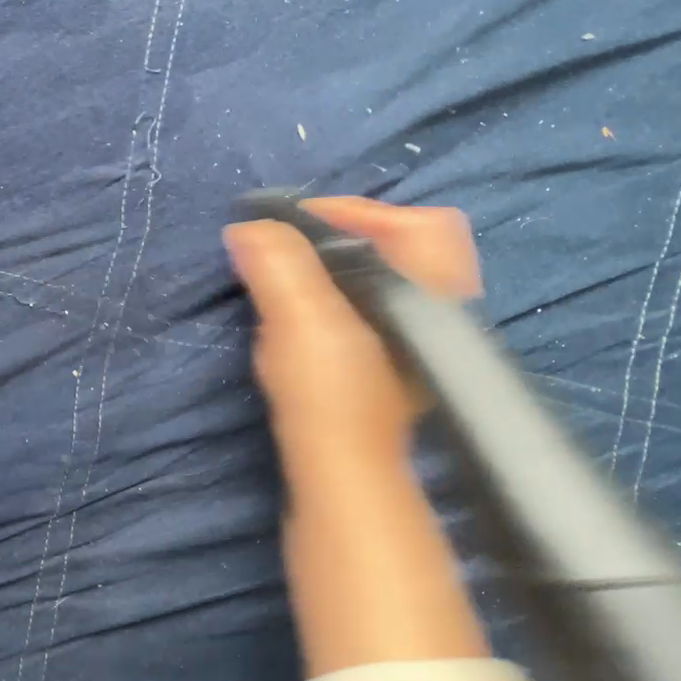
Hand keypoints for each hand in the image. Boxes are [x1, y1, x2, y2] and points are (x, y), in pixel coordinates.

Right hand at [223, 197, 480, 475]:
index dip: (348, 211)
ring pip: (375, 273)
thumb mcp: (300, 318)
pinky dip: (325, 292)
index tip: (286, 224)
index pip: (411, 221)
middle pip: (393, 243)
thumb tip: (247, 227)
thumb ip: (278, 264)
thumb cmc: (329, 390)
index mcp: (429, 290)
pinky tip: (292, 311)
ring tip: (279, 274)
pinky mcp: (383, 357)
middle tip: (281, 246)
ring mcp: (410, 334)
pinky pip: (359, 301)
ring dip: (325, 264)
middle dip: (333, 236)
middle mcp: (432, 306)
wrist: (336, 468)